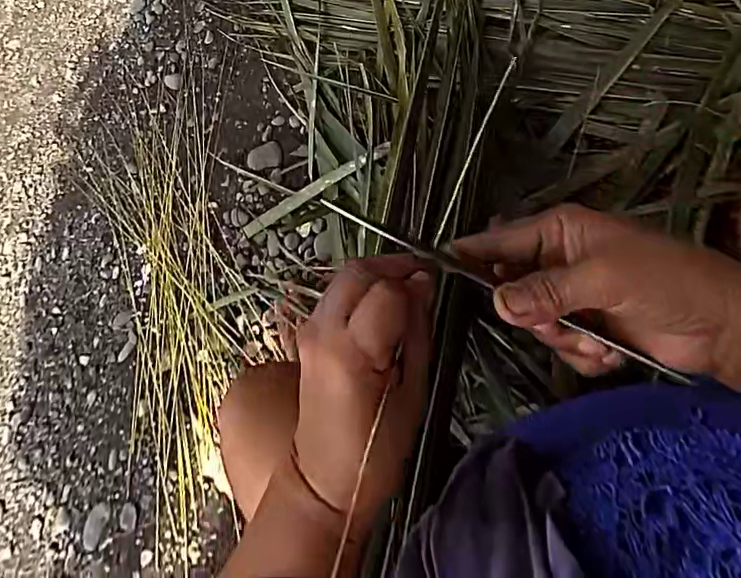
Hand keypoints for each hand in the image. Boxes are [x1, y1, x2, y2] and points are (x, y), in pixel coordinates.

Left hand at [289, 256, 434, 542]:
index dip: (411, 281)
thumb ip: (417, 332)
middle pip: (356, 271)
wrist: (322, 475)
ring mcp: (308, 327)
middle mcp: (321, 330)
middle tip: (423, 276)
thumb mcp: (413, 393)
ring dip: (375, 274)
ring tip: (407, 289)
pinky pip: (335, 294)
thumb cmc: (376, 449)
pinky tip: (382, 305)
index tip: (434, 282)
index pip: (384, 291)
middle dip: (392, 266)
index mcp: (350, 351)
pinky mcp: (305, 330)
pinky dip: (360, 289)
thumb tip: (424, 286)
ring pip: (343, 277)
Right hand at [451, 205, 740, 386]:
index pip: (499, 240)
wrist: (738, 330)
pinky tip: (610, 353)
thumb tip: (497, 303)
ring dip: (561, 337)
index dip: (471, 255)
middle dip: (530, 311)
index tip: (440, 269)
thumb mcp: (602, 278)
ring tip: (595, 341)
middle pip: (512, 286)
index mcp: (558, 230)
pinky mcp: (594, 327)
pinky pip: (563, 342)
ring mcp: (577, 294)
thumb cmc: (669, 283)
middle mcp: (560, 259)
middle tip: (554, 323)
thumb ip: (545, 290)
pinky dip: (582, 352)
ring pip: (536, 319)